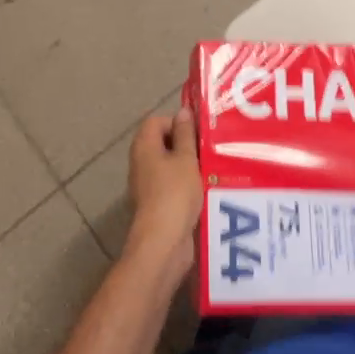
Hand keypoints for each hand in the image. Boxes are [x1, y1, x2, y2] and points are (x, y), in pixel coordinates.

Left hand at [126, 108, 201, 279]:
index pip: (157, 121)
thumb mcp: (185, 158)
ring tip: (213, 167)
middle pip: (164, 143)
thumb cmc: (174, 193)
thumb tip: (182, 112)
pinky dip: (188, 185)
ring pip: (170, 165)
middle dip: (187, 144)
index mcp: (144, 146)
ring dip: (190, 166)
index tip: (199, 133)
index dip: (177, 122)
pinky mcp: (157, 203)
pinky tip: (207, 189)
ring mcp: (147, 184)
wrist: (164, 241)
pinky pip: (173, 185)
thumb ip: (185, 134)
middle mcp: (141, 162)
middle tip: (210, 148)